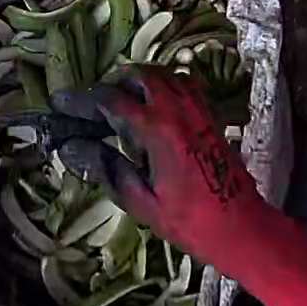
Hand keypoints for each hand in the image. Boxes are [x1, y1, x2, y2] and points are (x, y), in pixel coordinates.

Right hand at [55, 68, 306, 305]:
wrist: (246, 231)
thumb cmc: (190, 222)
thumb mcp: (140, 202)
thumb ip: (106, 169)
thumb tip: (72, 148)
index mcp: (156, 130)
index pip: (110, 100)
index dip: (81, 99)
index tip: (61, 101)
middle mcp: (176, 110)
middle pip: (138, 75)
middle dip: (114, 84)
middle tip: (98, 105)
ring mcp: (197, 110)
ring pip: (163, 74)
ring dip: (139, 80)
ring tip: (125, 102)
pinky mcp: (211, 116)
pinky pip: (185, 84)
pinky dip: (165, 84)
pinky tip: (157, 105)